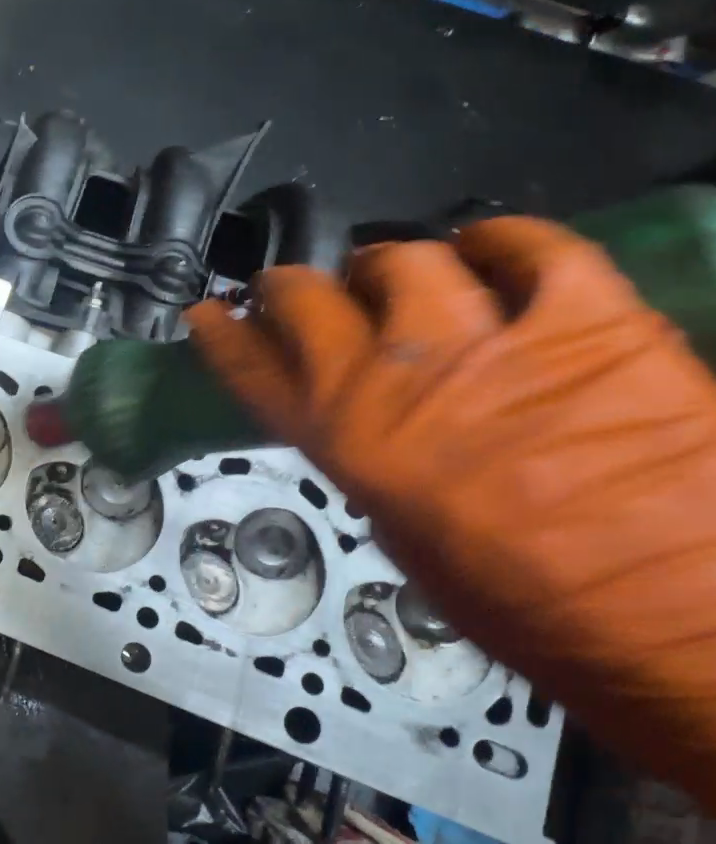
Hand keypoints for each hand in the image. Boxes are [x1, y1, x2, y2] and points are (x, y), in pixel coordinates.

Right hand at [187, 218, 715, 805]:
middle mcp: (394, 382)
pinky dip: (506, 241)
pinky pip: (538, 250)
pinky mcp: (593, 328)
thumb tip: (352, 409)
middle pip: (310, 297)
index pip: (250, 363)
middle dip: (295, 288)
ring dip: (391, 264)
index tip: (211, 312)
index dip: (221, 331)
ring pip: (408, 260)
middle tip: (313, 292)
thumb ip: (363, 453)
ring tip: (406, 272)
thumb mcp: (401, 531)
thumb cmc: (531, 605)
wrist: (692, 637)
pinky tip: (493, 249)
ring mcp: (491, 347)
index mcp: (343, 442)